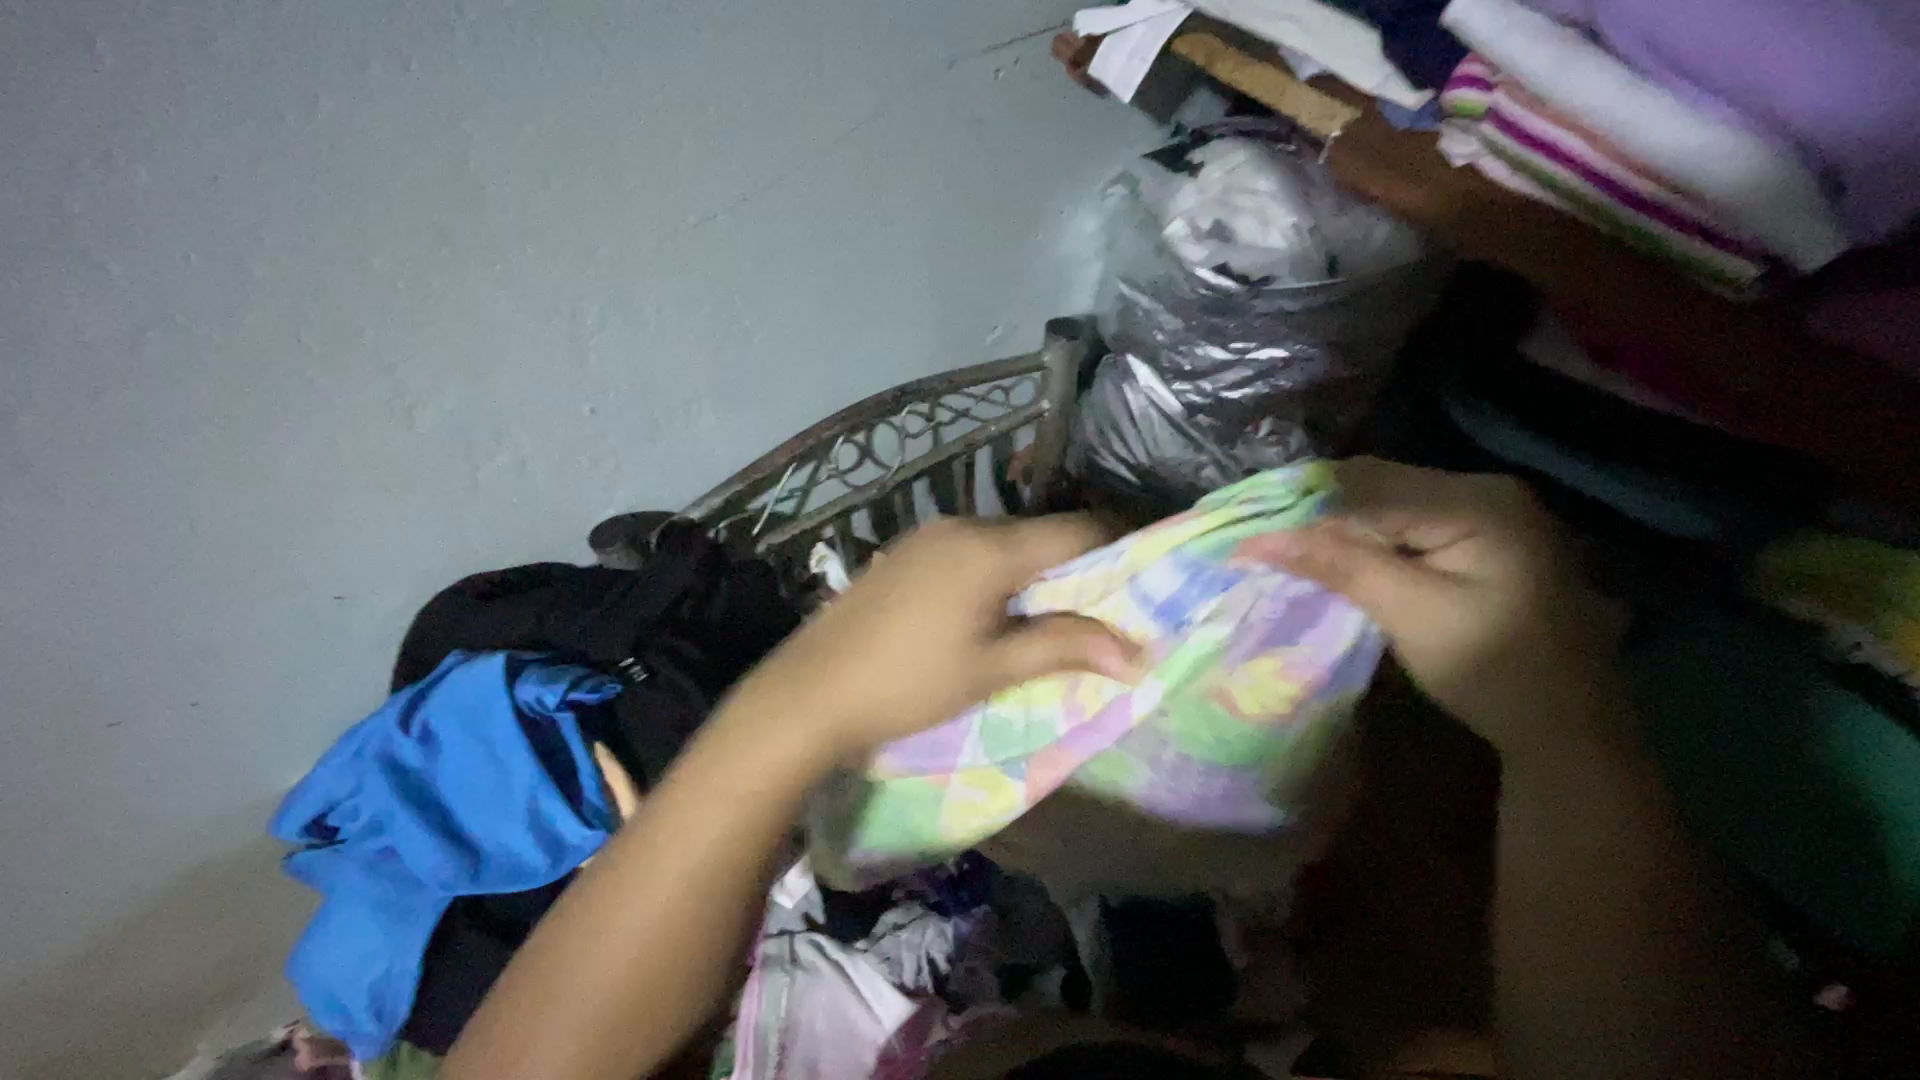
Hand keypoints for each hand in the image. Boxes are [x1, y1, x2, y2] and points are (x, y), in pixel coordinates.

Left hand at [725, 516, 1139, 760]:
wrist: (809, 693)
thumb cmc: (907, 685)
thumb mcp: (992, 669)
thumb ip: (1064, 648)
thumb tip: (1136, 653)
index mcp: (989, 548)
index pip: (1076, 530)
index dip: (1119, 548)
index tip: (1146, 578)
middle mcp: (960, 526)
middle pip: (1039, 534)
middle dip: (1076, 567)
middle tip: (1102, 611)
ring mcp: (926, 536)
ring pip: (1004, 543)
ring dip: (1034, 572)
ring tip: (1050, 617)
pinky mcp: (903, 553)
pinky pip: (969, 551)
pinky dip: (996, 573)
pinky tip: (992, 611)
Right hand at [1251, 458, 1627, 760]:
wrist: (1571, 729)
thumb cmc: (1495, 670)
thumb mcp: (1410, 613)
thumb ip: (1341, 564)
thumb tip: (1262, 538)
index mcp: (1477, 501)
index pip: (1367, 486)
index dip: (1301, 507)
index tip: (1246, 533)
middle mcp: (1484, 491)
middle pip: (1378, 486)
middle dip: (1314, 511)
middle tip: (1257, 538)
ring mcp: (1487, 515)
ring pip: (1387, 504)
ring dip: (1335, 524)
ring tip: (1281, 546)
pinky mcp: (1480, 541)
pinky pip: (1407, 525)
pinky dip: (1365, 539)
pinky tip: (1331, 557)